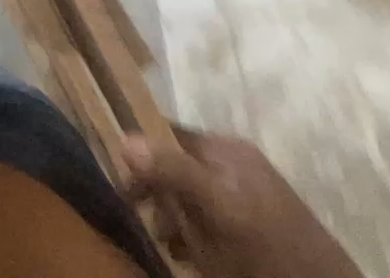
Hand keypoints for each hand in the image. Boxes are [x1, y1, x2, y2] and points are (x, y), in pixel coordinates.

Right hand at [122, 126, 362, 277]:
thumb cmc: (266, 254)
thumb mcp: (215, 211)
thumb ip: (172, 171)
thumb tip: (123, 138)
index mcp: (225, 149)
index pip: (165, 133)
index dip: (139, 156)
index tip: (123, 190)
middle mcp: (235, 161)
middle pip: (176, 164)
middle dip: (157, 195)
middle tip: (150, 227)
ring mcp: (248, 192)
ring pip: (191, 194)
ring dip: (175, 218)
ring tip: (173, 246)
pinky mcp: (257, 220)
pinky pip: (212, 215)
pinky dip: (199, 231)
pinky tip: (195, 255)